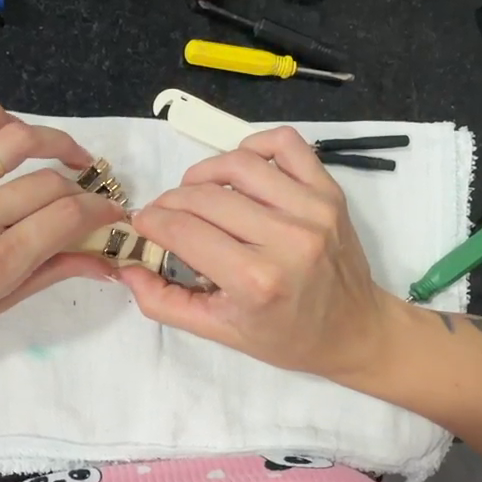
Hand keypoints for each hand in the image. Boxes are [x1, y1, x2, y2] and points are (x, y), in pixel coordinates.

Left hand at [0, 96, 124, 361]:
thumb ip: (51, 274)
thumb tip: (105, 261)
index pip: (70, 217)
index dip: (103, 210)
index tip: (113, 213)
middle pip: (50, 182)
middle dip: (84, 187)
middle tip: (89, 197)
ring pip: (15, 141)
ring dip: (54, 141)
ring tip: (68, 155)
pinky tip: (4, 125)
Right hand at [117, 127, 398, 382]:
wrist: (355, 329)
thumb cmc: (285, 336)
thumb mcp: (220, 332)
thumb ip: (165, 303)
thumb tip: (125, 268)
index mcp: (256, 281)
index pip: (182, 231)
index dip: (150, 222)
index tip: (142, 226)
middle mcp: (287, 239)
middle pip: (203, 196)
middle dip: (169, 202)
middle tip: (163, 216)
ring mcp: (312, 209)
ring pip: (237, 164)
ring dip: (203, 173)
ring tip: (195, 193)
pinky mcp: (329, 191)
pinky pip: (285, 144)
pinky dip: (253, 147)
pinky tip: (239, 170)